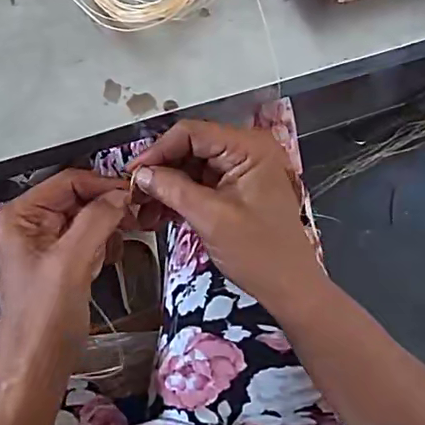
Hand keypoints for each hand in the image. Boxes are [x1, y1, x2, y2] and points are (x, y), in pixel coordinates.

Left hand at [0, 169, 130, 388]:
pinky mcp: (58, 262)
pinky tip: (103, 264)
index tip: (133, 194)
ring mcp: (43, 243)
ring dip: (105, 230)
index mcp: (21, 215)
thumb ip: (96, 222)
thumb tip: (120, 195)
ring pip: (85, 219)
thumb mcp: (71, 263)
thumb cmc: (42, 320)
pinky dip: (101, 247)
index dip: (101, 185)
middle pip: (77, 197)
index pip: (67, 181)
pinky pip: (86, 240)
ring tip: (114, 249)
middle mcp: (29, 223)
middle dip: (106, 209)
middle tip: (134, 218)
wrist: (37, 368)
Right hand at [126, 119, 324, 308]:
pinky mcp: (233, 187)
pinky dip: (177, 195)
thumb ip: (172, 189)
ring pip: (188, 165)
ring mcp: (240, 169)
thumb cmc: (260, 253)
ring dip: (165, 185)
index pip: (191, 133)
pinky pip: (197, 181)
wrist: (291, 291)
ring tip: (142, 207)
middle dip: (160, 170)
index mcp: (250, 148)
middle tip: (134, 191)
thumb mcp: (210, 218)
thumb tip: (140, 173)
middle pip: (188, 148)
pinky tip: (158, 212)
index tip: (134, 173)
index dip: (158, 150)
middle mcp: (246, 150)